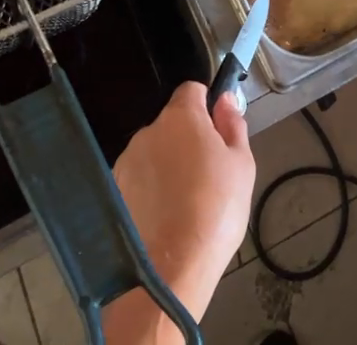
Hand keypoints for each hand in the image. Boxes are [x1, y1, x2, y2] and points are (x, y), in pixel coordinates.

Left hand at [104, 82, 254, 337]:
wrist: (173, 266)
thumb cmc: (217, 209)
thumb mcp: (241, 164)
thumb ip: (232, 125)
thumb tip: (225, 99)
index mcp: (181, 117)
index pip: (191, 90)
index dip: (206, 104)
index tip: (218, 129)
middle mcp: (148, 131)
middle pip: (172, 123)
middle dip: (188, 138)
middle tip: (209, 172)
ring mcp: (127, 160)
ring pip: (154, 151)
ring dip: (168, 163)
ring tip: (186, 200)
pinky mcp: (115, 189)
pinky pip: (139, 177)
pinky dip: (151, 187)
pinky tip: (165, 214)